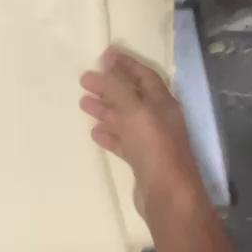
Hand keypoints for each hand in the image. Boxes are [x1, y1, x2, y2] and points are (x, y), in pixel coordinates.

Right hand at [80, 47, 206, 221]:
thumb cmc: (154, 147)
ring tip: (83, 103)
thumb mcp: (134, 111)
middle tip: (85, 80)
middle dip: (109, 86)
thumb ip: (118, 87)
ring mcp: (151, 141)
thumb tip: (106, 62)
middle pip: (131, 96)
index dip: (126, 64)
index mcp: (162, 104)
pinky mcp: (142, 161)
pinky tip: (94, 131)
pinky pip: (123, 141)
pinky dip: (109, 134)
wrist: (168, 197)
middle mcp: (158, 119)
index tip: (104, 54)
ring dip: (105, 109)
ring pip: (125, 119)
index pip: (144, 76)